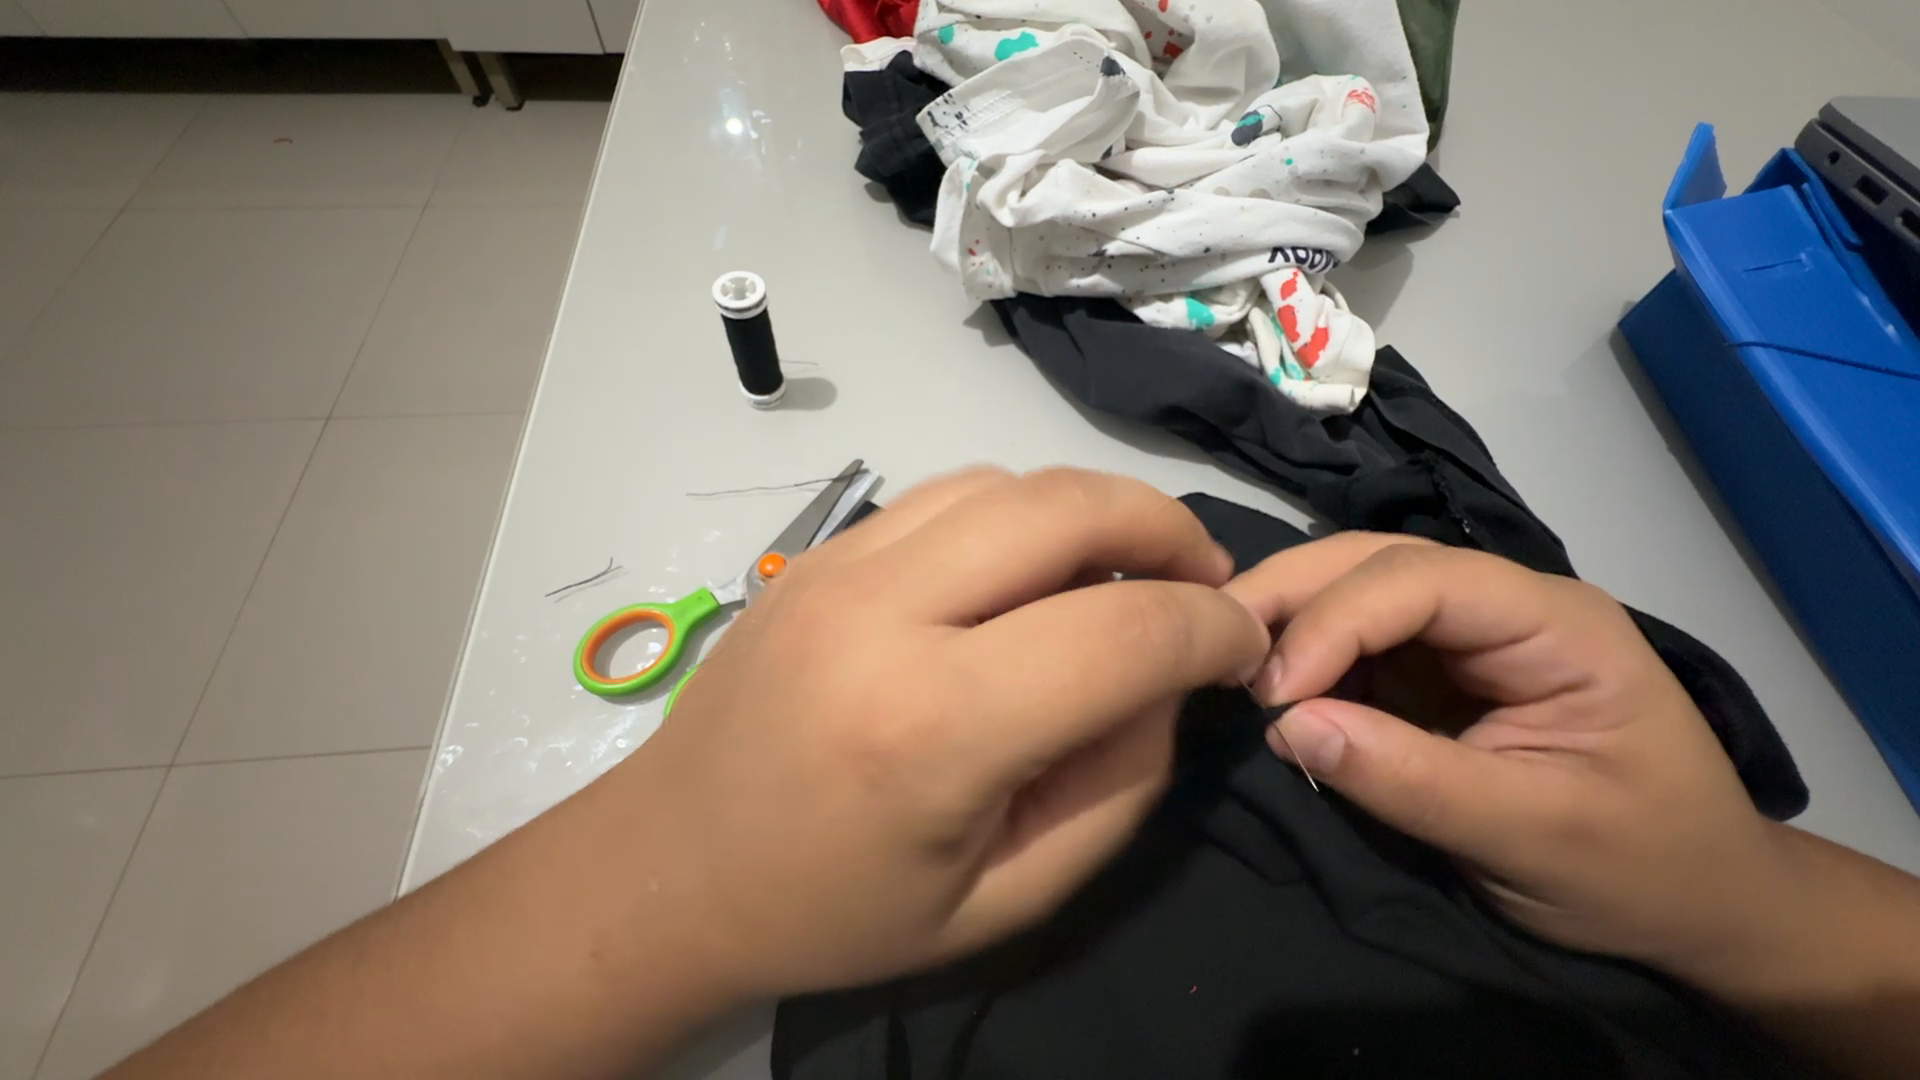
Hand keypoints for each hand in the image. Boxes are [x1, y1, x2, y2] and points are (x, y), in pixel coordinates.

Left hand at [621, 468, 1268, 998]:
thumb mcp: (1005, 895)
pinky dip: (1018, 513)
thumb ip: (1116, 785)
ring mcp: (840, 564)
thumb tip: (1166, 679)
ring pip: (1007, 482)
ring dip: (1092, 511)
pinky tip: (1029, 569)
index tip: (1241, 646)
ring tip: (1123, 568)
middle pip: (1066, 508)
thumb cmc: (837, 908)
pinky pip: (948, 494)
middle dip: (1166, 527)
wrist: (669, 865)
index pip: (1122, 630)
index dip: (1212, 629)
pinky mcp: (821, 550)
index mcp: (932, 724)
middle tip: (1203, 580)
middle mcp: (883, 614)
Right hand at [1225, 533, 1784, 975]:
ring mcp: (1457, 627)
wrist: (1692, 898)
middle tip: (1215, 649)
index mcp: (1552, 621)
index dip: (1334, 622)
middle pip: (1370, 560)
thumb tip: (1285, 727)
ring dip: (1280, 616)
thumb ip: (1408, 778)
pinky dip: (1294, 652)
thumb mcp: (1531, 836)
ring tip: (1229, 666)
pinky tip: (1266, 684)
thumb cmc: (1638, 868)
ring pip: (1345, 583)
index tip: (1274, 694)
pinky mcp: (1423, 661)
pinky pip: (1343, 634)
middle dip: (1286, 596)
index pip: (1420, 581)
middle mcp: (1498, 601)